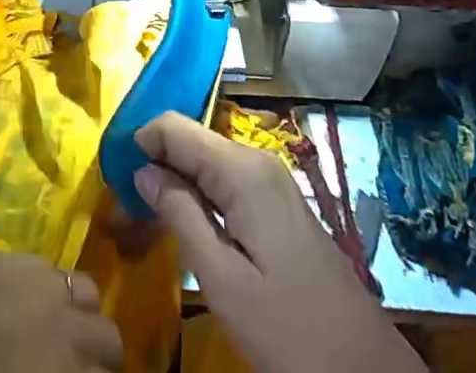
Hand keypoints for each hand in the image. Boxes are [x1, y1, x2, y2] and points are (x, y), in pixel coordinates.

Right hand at [134, 114, 420, 372]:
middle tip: (126, 202)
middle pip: (191, 139)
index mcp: (242, 170)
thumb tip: (143, 170)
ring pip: (207, 159)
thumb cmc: (286, 326)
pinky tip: (186, 221)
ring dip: (175, 178)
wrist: (361, 364)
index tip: (113, 175)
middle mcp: (257, 160)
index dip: (139, 142)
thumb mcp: (222, 279)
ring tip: (147, 213)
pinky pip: (226, 179)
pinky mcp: (277, 202)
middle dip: (155, 161)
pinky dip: (199, 192)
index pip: (174, 126)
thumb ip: (180, 214)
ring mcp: (271, 180)